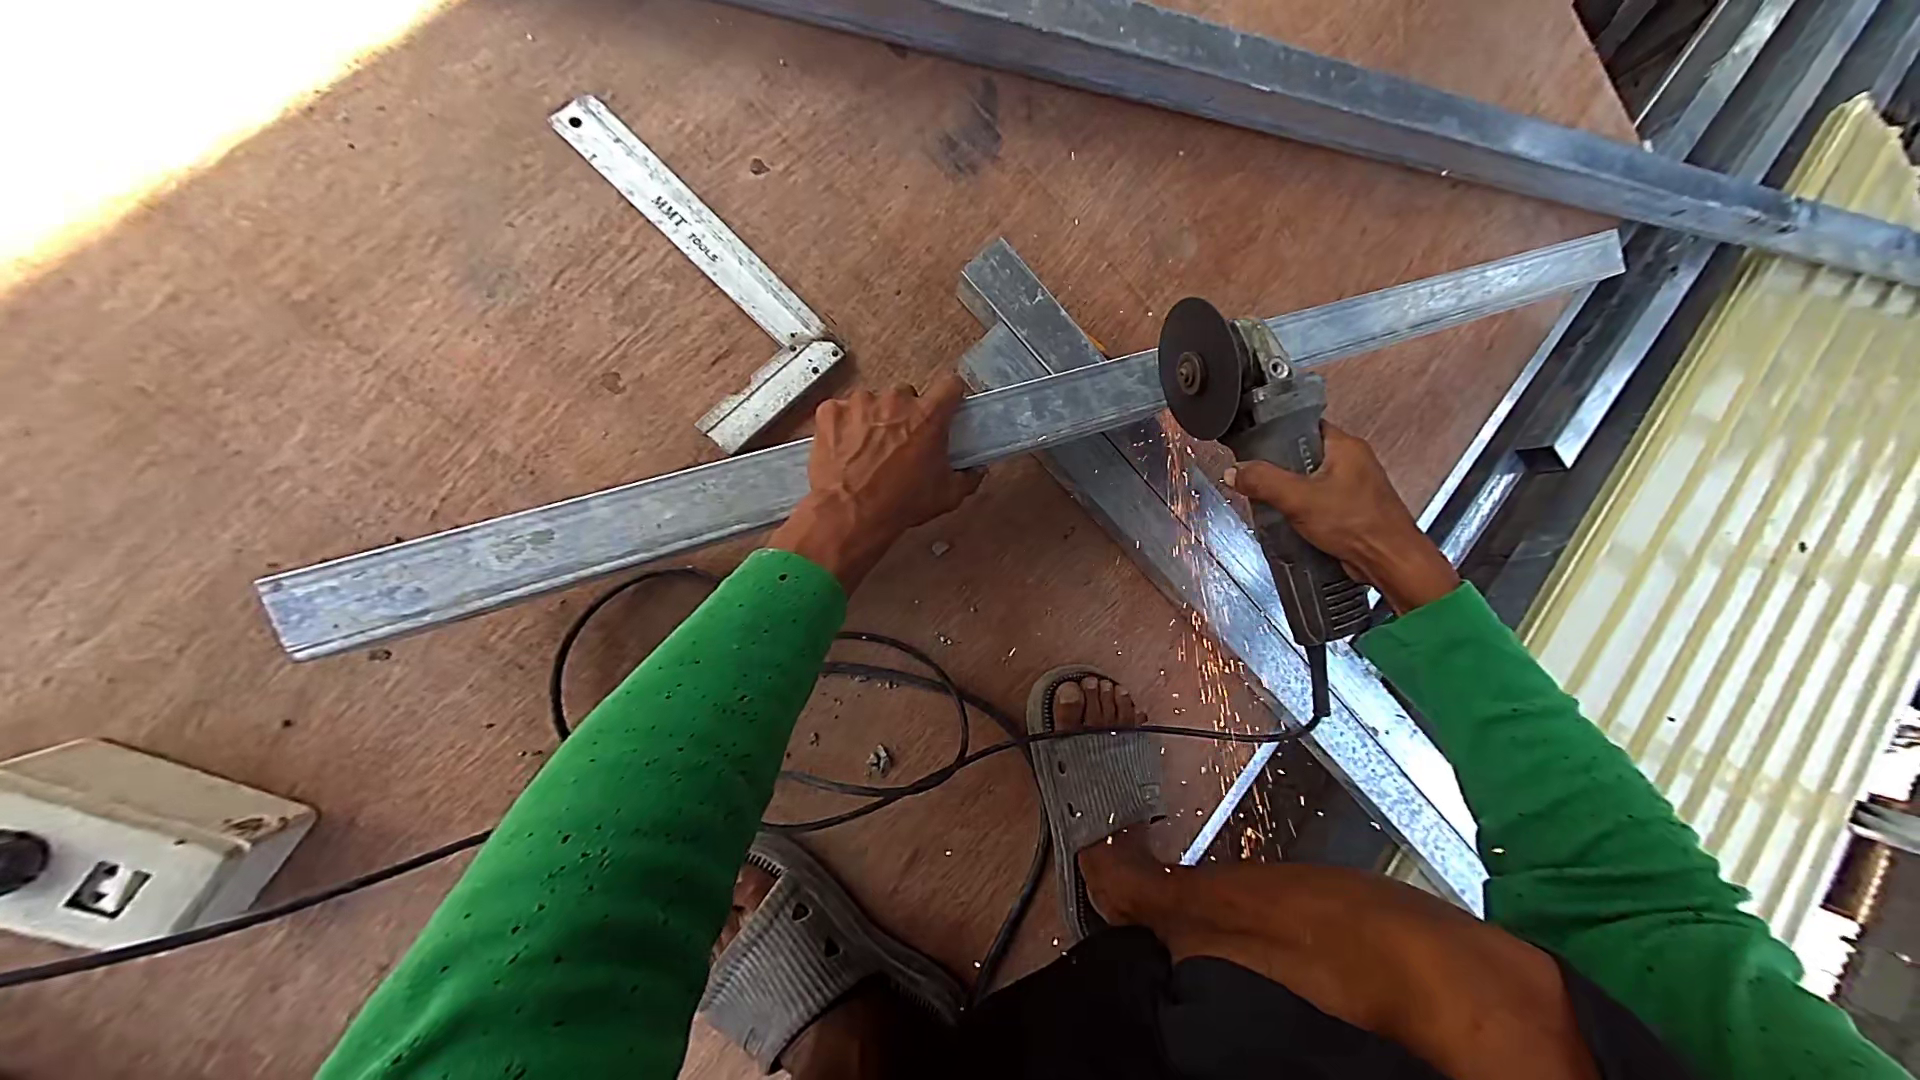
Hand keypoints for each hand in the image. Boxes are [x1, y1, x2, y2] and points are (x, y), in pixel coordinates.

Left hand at [769, 373, 983, 590]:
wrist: (849, 515)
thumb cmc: (897, 504)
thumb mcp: (946, 496)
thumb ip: (967, 477)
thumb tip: (975, 471)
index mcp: (928, 416)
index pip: (950, 385)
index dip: (948, 396)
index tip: (945, 405)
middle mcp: (895, 402)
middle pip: (906, 396)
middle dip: (905, 415)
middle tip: (901, 443)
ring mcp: (860, 403)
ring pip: (872, 402)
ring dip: (873, 420)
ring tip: (869, 452)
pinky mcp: (831, 411)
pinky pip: (841, 410)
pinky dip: (843, 426)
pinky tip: (846, 450)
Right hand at [1225, 423, 1459, 613]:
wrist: (1387, 561)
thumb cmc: (1356, 524)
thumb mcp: (1298, 498)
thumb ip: (1263, 481)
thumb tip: (1233, 471)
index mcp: (1344, 445)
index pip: (1302, 426)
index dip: (1274, 434)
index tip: (1250, 447)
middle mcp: (1350, 460)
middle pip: (1300, 454)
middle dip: (1275, 468)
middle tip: (1255, 478)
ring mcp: (1350, 484)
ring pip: (1306, 479)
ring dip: (1286, 490)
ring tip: (1267, 499)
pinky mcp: (1348, 507)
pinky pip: (1314, 499)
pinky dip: (1298, 507)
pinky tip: (1285, 518)